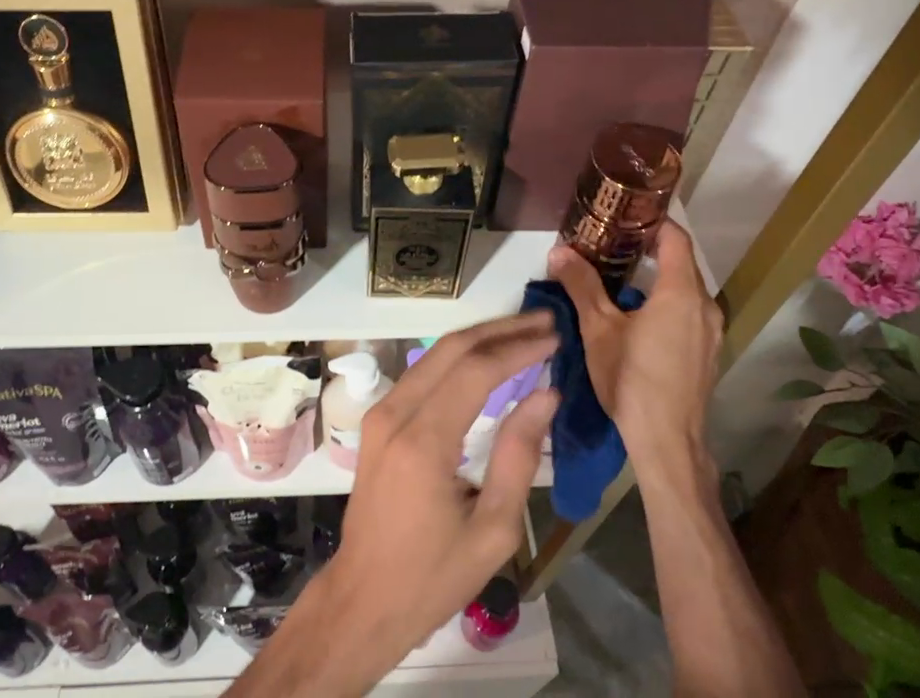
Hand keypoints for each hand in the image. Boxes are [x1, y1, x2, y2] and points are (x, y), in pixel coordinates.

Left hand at [229, 313, 557, 696]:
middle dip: (501, 329)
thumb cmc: (434, 576)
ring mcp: (380, 416)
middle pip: (451, 349)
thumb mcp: (494, 529)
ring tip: (525, 333)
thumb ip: (519, 456)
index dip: (518, 347)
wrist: (364, 598)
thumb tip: (546, 394)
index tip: (556, 336)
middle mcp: (395, 415)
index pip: (476, 370)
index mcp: (424, 442)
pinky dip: (458, 359)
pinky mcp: (377, 423)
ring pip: (433, 356)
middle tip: (545, 321)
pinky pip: (422, 375)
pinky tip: (488, 360)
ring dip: (480, 339)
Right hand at [548, 220, 721, 452]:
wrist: (667, 441)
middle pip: (681, 263)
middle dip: (648, 251)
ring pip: (685, 291)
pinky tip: (638, 319)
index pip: (675, 237)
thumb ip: (581, 286)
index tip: (624, 215)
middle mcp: (705, 305)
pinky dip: (667, 305)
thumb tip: (559, 251)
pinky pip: (689, 314)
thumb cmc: (631, 379)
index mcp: (681, 292)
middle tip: (611, 245)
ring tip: (619, 281)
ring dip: (656, 281)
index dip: (652, 221)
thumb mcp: (598, 330)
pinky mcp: (708, 353)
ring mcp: (711, 331)